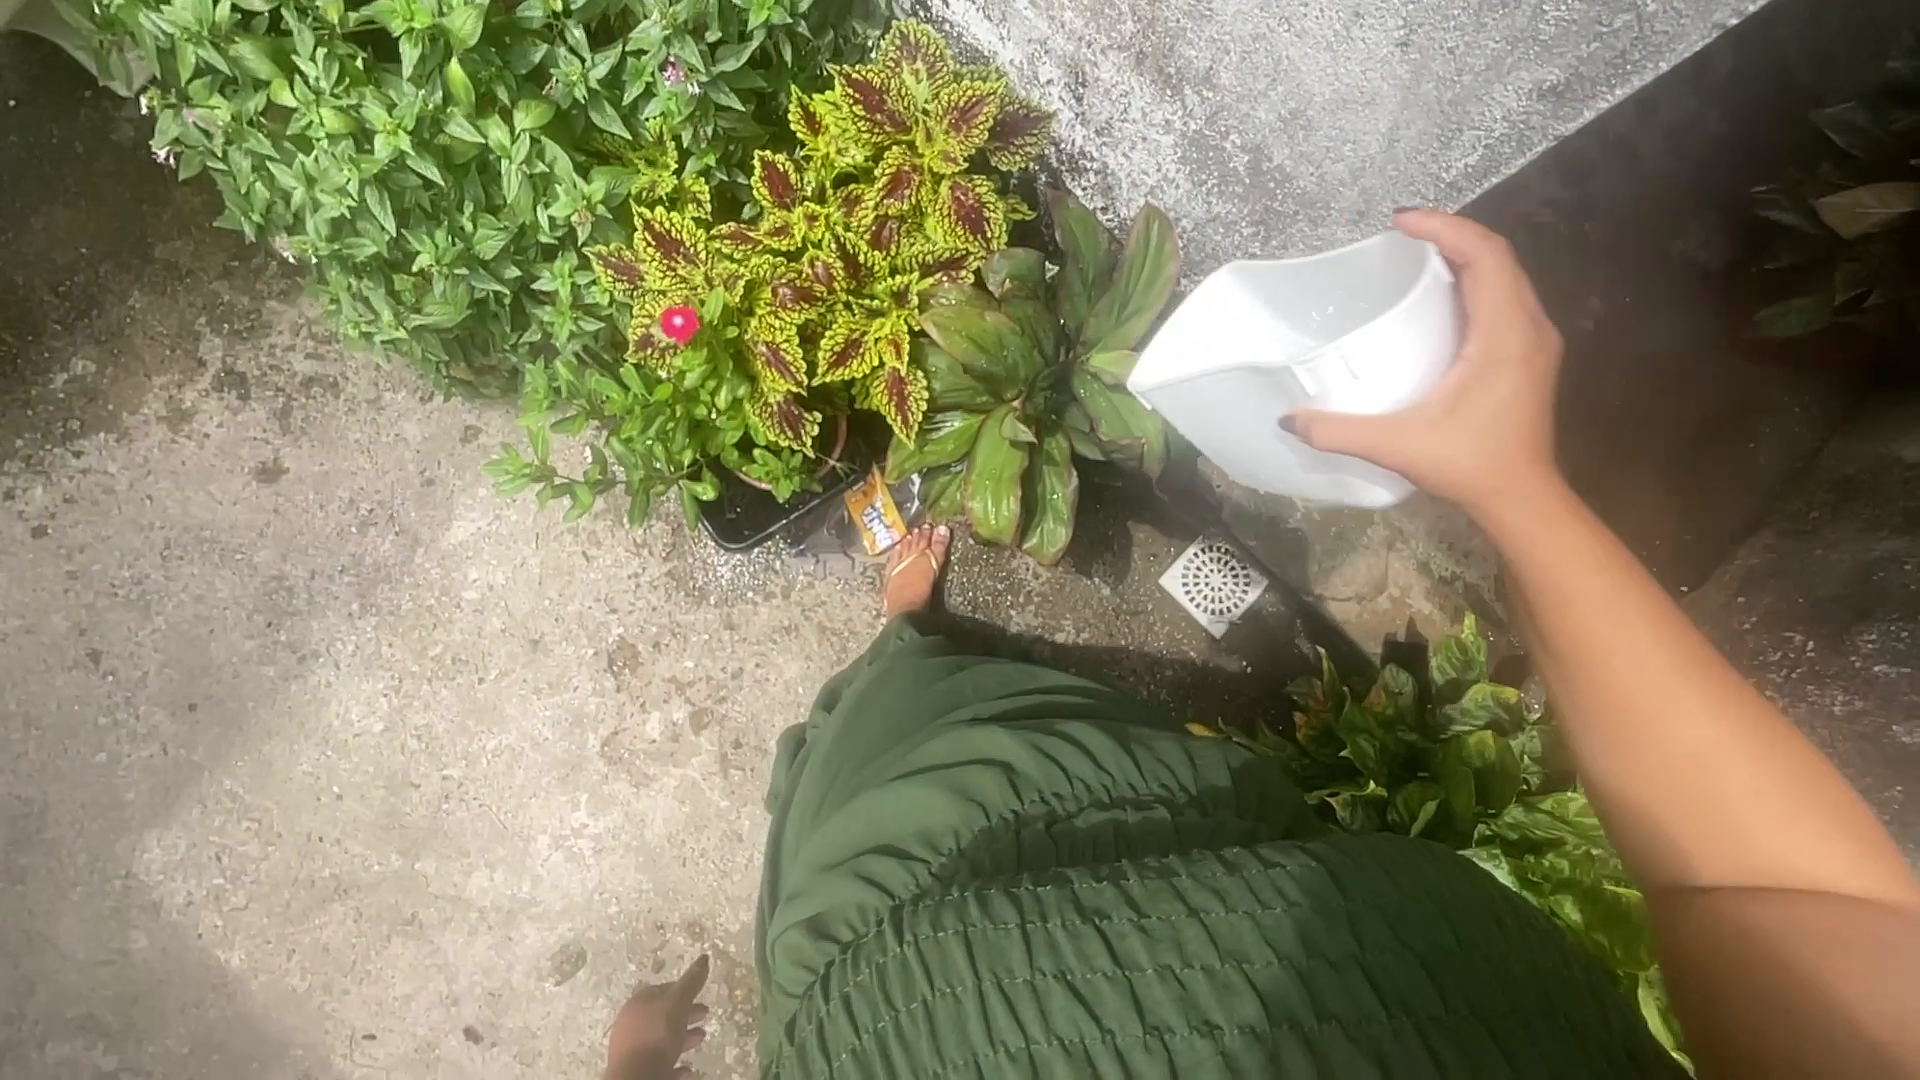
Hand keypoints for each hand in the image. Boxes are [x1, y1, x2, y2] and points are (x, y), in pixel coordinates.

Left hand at [604, 954, 710, 1079]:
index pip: (663, 990)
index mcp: (638, 1003)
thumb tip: (704, 958)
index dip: (683, 990)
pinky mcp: (636, 1070)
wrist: (636, 1079)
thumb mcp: (678, 1002)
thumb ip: (691, 982)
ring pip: (662, 1039)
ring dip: (683, 1038)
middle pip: (663, 1014)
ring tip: (701, 1038)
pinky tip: (687, 1069)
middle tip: (705, 1014)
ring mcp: (632, 1049)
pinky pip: (659, 1063)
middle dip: (686, 1014)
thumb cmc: (657, 1035)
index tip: (700, 994)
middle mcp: (631, 1024)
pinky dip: (675, 1063)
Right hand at [1286, 210, 1564, 518]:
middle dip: (1451, 236)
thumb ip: (1338, 431)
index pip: (1486, 258)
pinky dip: (1472, 283)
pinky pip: (1503, 298)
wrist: (1520, 497)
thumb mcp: (1396, 447)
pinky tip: (1439, 297)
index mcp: (1505, 336)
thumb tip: (1288, 419)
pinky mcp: (1528, 355)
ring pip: (1504, 277)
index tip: (1400, 222)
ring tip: (1416, 257)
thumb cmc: (1468, 465)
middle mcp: (1529, 327)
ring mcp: (1534, 341)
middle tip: (1401, 236)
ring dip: (1464, 258)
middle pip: (1498, 258)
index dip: (1446, 230)